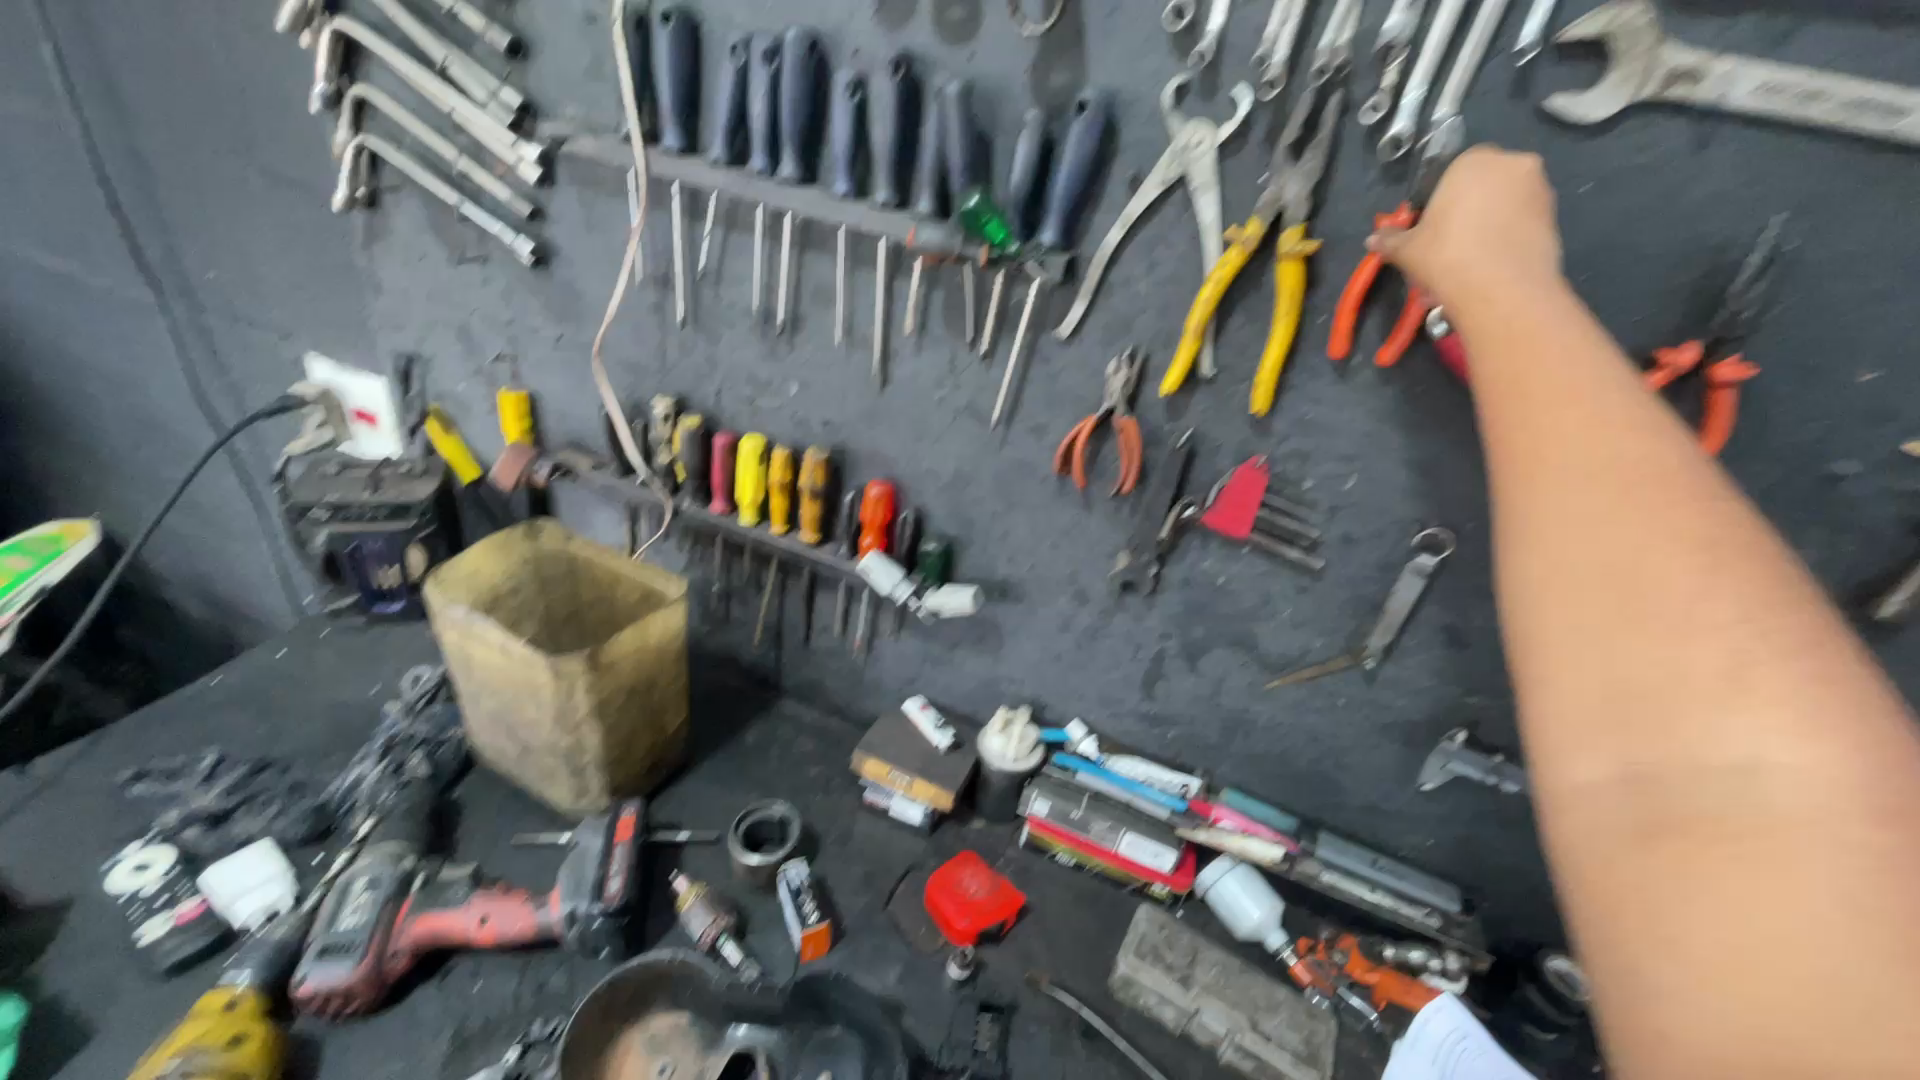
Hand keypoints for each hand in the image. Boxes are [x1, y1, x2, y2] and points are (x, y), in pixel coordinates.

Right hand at [1368, 145, 1563, 312]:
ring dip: (1490, 221)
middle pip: (1483, 183)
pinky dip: (1508, 235)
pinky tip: (1491, 262)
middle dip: (1469, 207)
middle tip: (1449, 242)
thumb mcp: (1406, 250)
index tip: (1430, 226)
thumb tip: (1372, 240)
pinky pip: (1523, 220)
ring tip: (1471, 257)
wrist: (1500, 289)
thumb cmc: (1446, 256)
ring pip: (1506, 201)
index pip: (1453, 170)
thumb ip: (1390, 240)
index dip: (1440, 198)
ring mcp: (1539, 187)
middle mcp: (1513, 163)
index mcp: (1474, 160)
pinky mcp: (1555, 215)